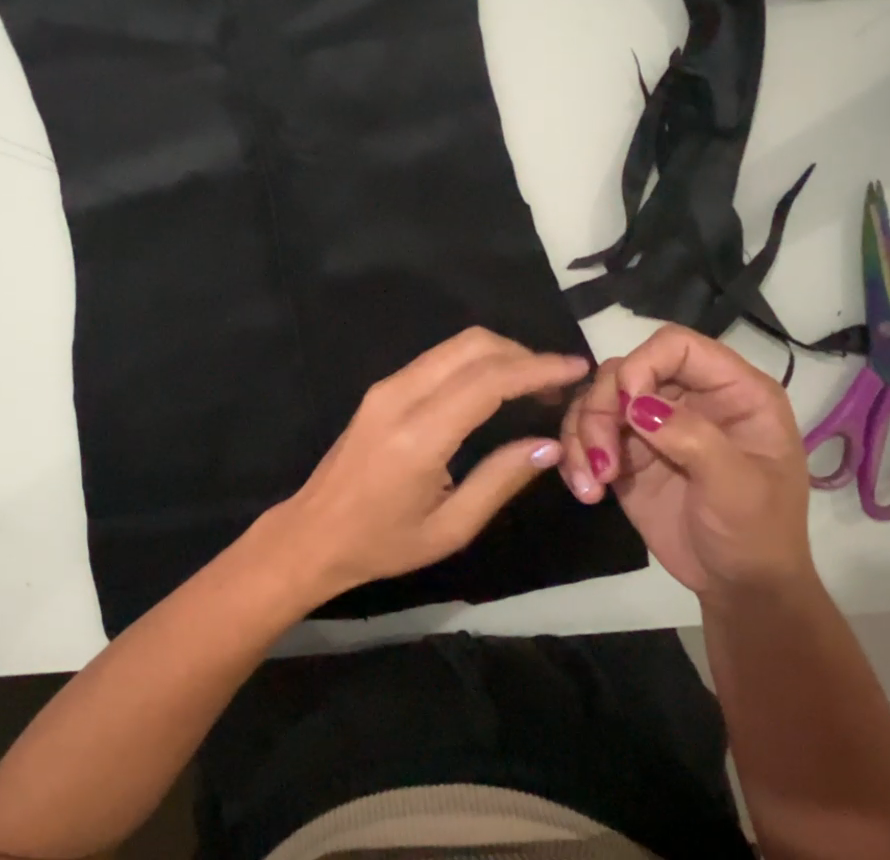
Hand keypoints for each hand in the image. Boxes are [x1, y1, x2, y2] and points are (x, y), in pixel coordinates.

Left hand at [265, 327, 588, 600]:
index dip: (538, 368)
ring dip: (499, 354)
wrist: (311, 535)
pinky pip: (436, 360)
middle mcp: (399, 397)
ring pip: (453, 346)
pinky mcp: (379, 391)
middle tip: (558, 382)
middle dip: (523, 354)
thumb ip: (501, 480)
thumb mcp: (451, 527)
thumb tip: (550, 443)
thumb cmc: (382, 543)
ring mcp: (385, 389)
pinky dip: (475, 363)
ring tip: (536, 384)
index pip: (489, 380)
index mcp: (419, 436)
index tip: (577, 369)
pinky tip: (496, 388)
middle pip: (472, 345)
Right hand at [558, 324, 812, 599]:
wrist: (738, 585)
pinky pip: (585, 434)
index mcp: (733, 393)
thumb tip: (637, 405)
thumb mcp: (736, 487)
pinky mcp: (627, 452)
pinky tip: (586, 491)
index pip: (677, 346)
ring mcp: (654, 425)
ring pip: (597, 400)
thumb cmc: (756, 533)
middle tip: (600, 462)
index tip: (627, 407)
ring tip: (592, 484)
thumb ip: (692, 438)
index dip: (643, 364)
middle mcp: (689, 398)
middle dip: (601, 411)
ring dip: (582, 437)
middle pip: (623, 371)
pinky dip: (575, 457)